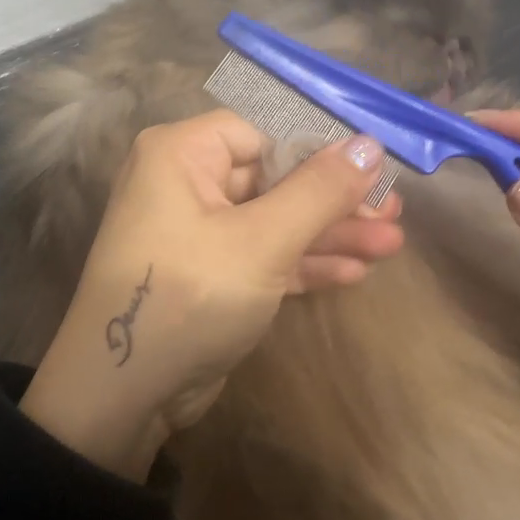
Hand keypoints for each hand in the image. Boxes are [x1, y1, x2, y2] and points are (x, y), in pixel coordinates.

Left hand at [18, 109, 399, 481]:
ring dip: (327, 232)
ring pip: (271, 218)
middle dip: (333, 197)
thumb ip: (319, 191)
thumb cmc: (190, 294)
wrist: (124, 390)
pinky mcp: (206, 274)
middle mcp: (182, 181)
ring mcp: (193, 230)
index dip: (319, 144)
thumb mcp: (261, 241)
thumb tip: (369, 144)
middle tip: (395, 211)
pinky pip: (260, 254)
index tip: (377, 162)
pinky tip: (354, 272)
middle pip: (270, 175)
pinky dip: (302, 263)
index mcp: (180, 153)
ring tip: (392, 245)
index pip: (260, 129)